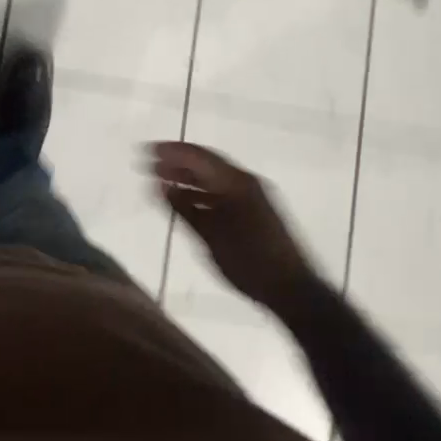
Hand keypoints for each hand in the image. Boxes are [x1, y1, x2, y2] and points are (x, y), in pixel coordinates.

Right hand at [149, 141, 318, 305]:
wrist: (291, 290)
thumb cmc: (249, 262)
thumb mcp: (211, 236)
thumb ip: (185, 208)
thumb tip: (160, 186)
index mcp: (238, 183)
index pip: (200, 157)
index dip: (173, 152)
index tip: (148, 150)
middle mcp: (246, 183)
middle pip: (207, 165)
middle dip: (178, 164)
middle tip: (150, 164)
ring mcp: (252, 198)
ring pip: (214, 180)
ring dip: (188, 179)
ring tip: (161, 181)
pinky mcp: (254, 213)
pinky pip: (222, 194)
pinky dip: (202, 194)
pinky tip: (186, 202)